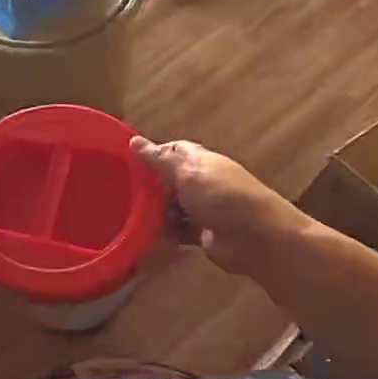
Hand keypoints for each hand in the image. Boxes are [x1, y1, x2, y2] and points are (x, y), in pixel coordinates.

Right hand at [131, 137, 303, 277]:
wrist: (257, 238)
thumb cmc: (222, 197)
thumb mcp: (187, 173)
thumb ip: (159, 159)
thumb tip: (134, 140)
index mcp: (200, 161)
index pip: (172, 151)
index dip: (152, 154)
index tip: (126, 163)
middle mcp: (201, 182)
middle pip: (169, 181)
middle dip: (149, 187)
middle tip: (120, 193)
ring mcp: (202, 208)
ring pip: (171, 207)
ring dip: (154, 212)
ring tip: (127, 216)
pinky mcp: (201, 232)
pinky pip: (177, 230)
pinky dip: (164, 232)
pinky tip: (144, 235)